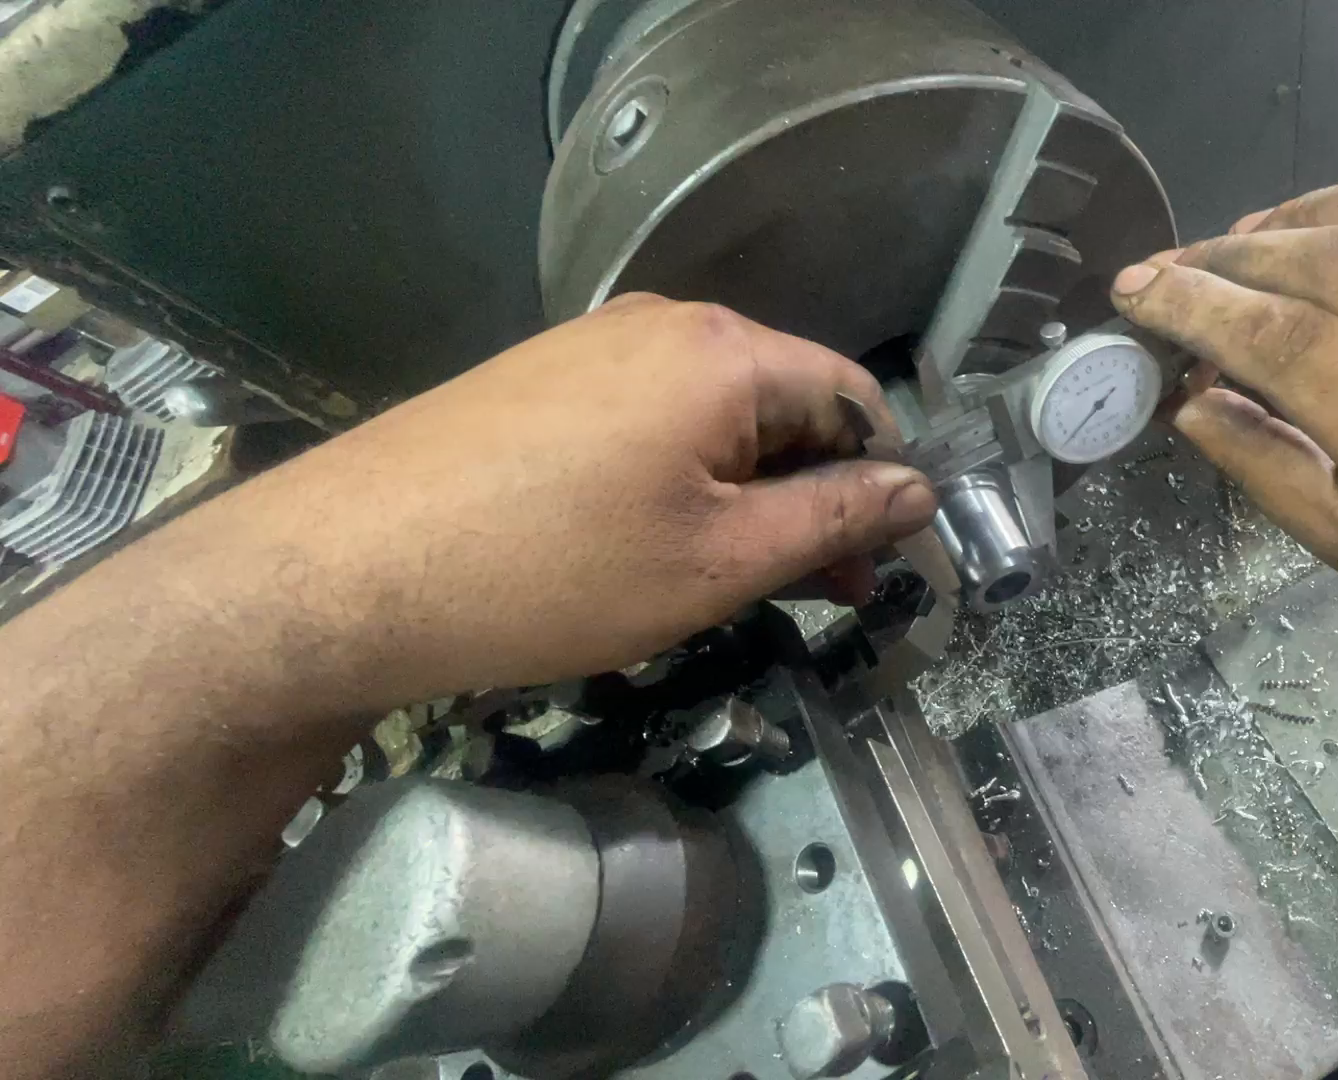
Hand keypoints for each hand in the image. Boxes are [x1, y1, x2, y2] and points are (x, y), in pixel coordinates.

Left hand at [158, 294, 936, 711]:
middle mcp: (672, 324)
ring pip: (731, 419)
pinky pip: (668, 420)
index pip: (855, 399)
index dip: (885, 477)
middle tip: (833, 585)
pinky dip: (703, 479)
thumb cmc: (556, 574)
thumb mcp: (724, 559)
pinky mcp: (557, 379)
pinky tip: (684, 538)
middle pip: (793, 406)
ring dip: (765, 494)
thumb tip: (921, 492)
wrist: (333, 579)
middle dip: (824, 494)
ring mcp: (604, 345)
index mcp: (727, 353)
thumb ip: (837, 518)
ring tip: (762, 574)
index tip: (886, 554)